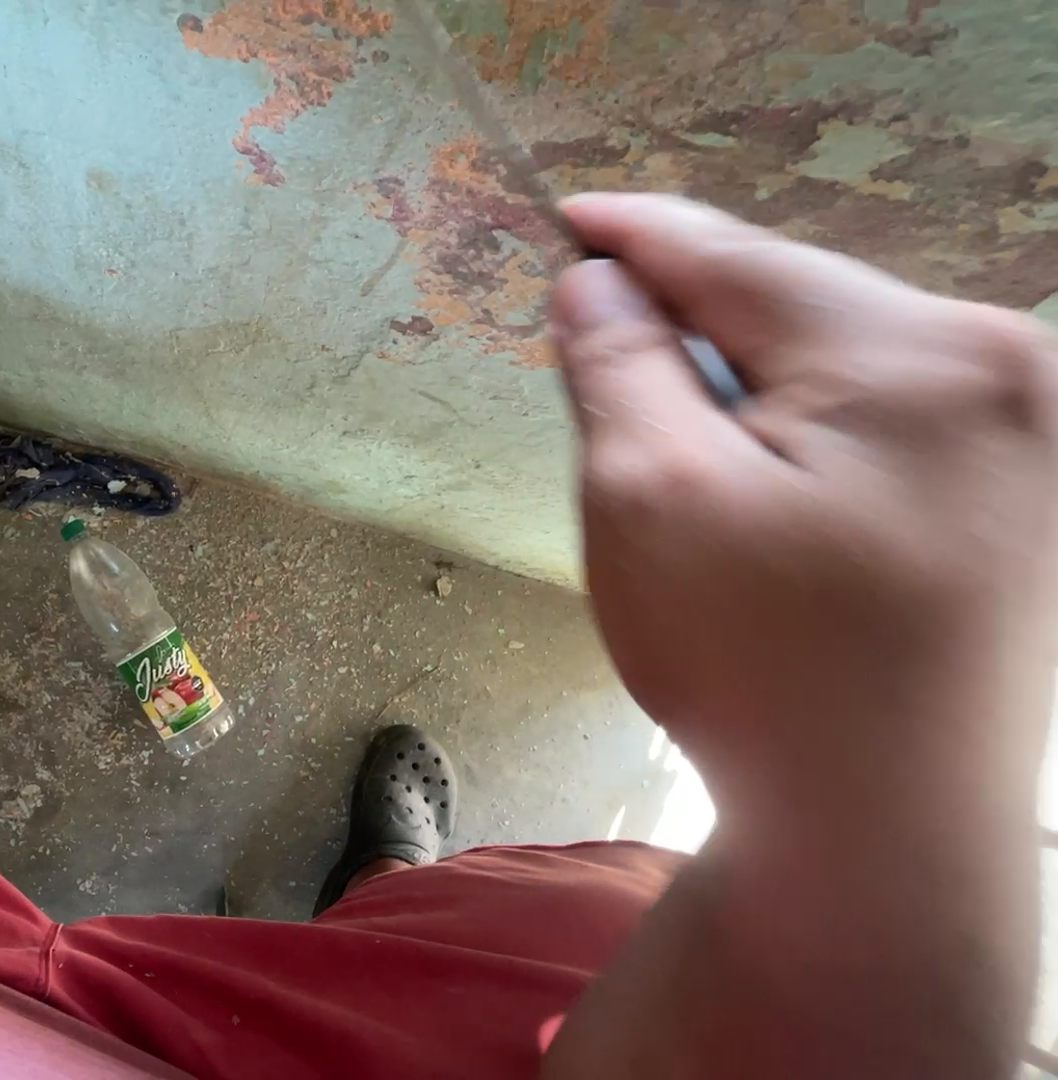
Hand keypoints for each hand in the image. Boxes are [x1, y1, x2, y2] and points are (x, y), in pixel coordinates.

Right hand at [553, 194, 1057, 825]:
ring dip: (732, 377)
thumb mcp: (644, 491)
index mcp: (913, 356)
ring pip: (829, 359)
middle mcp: (1009, 368)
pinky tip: (744, 477)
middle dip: (683, 320)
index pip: (736, 259)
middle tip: (594, 357)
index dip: (636, 233)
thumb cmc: (741, 648)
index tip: (568, 216)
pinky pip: (871, 410)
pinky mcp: (1019, 488)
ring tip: (664, 442)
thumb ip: (619, 366)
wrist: (876, 812)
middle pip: (791, 306)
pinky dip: (784, 418)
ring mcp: (1033, 431)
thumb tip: (593, 280)